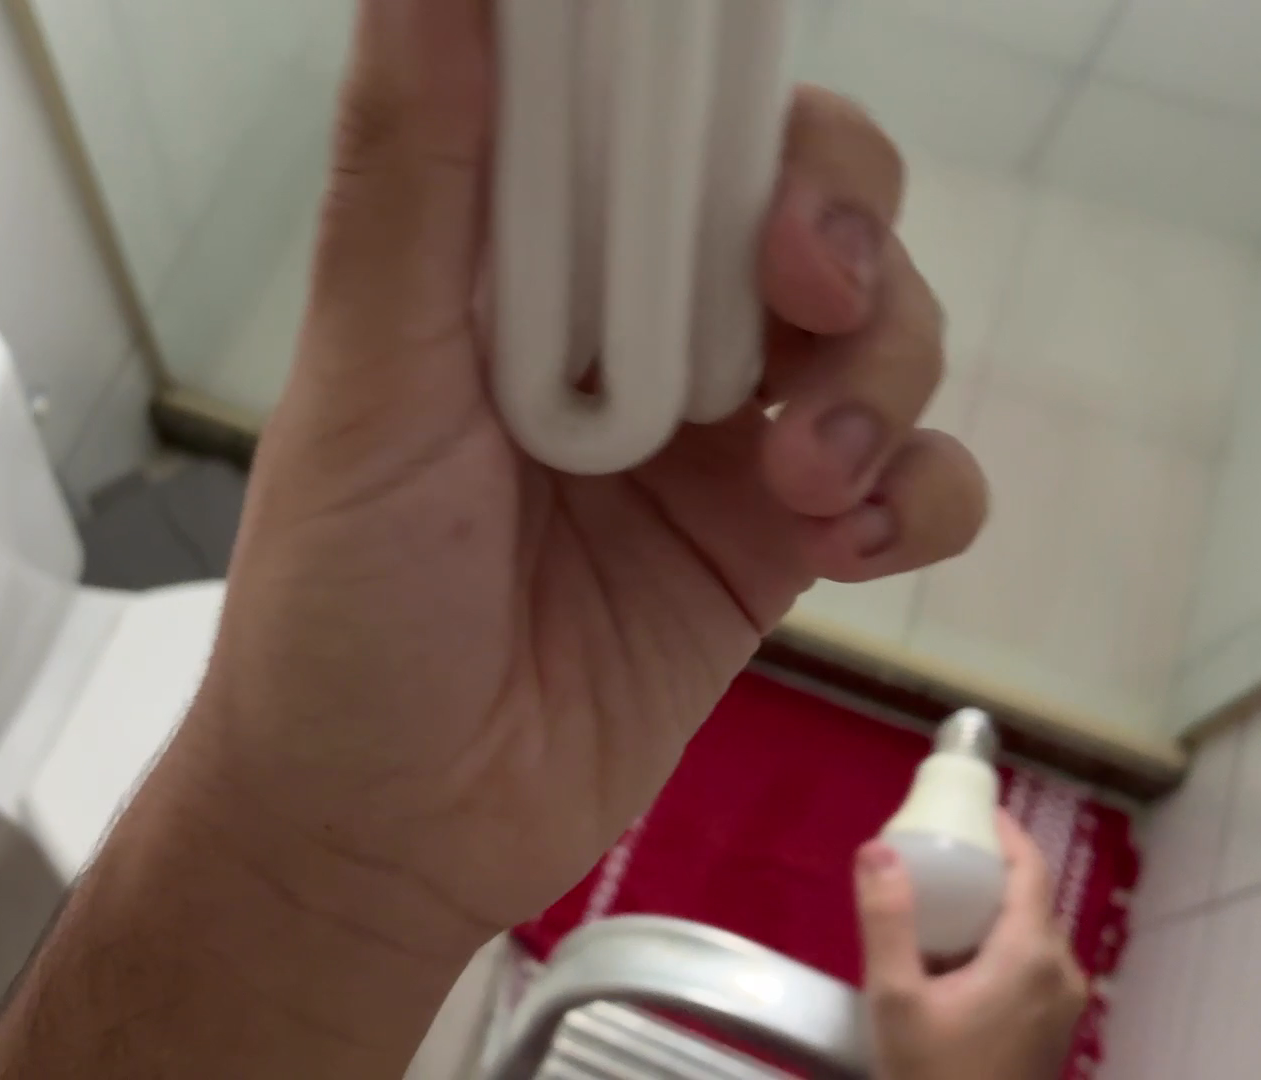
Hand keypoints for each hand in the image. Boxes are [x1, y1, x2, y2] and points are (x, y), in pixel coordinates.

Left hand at [176, 0, 986, 957]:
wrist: (387, 815)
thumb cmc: (345, 611)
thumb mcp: (364, 394)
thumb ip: (406, 193)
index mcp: (514, 286)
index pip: (637, 127)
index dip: (702, 82)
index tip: (734, 87)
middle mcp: (618, 350)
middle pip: (784, 215)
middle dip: (831, 228)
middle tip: (810, 286)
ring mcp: (699, 455)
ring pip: (866, 342)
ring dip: (880, 376)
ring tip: (805, 473)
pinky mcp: (757, 557)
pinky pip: (900, 488)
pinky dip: (915, 493)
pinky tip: (856, 536)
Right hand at [856, 814, 1089, 1079]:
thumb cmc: (933, 1071)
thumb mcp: (895, 995)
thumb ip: (886, 918)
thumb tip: (877, 845)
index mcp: (1031, 957)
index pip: (1031, 872)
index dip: (1005, 829)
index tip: (965, 801)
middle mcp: (1061, 972)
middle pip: (1032, 893)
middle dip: (988, 856)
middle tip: (934, 833)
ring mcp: (1061, 999)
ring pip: (1031, 922)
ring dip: (990, 890)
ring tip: (937, 873)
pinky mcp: (1049, 1018)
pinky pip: (1028, 948)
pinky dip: (995, 922)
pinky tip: (951, 931)